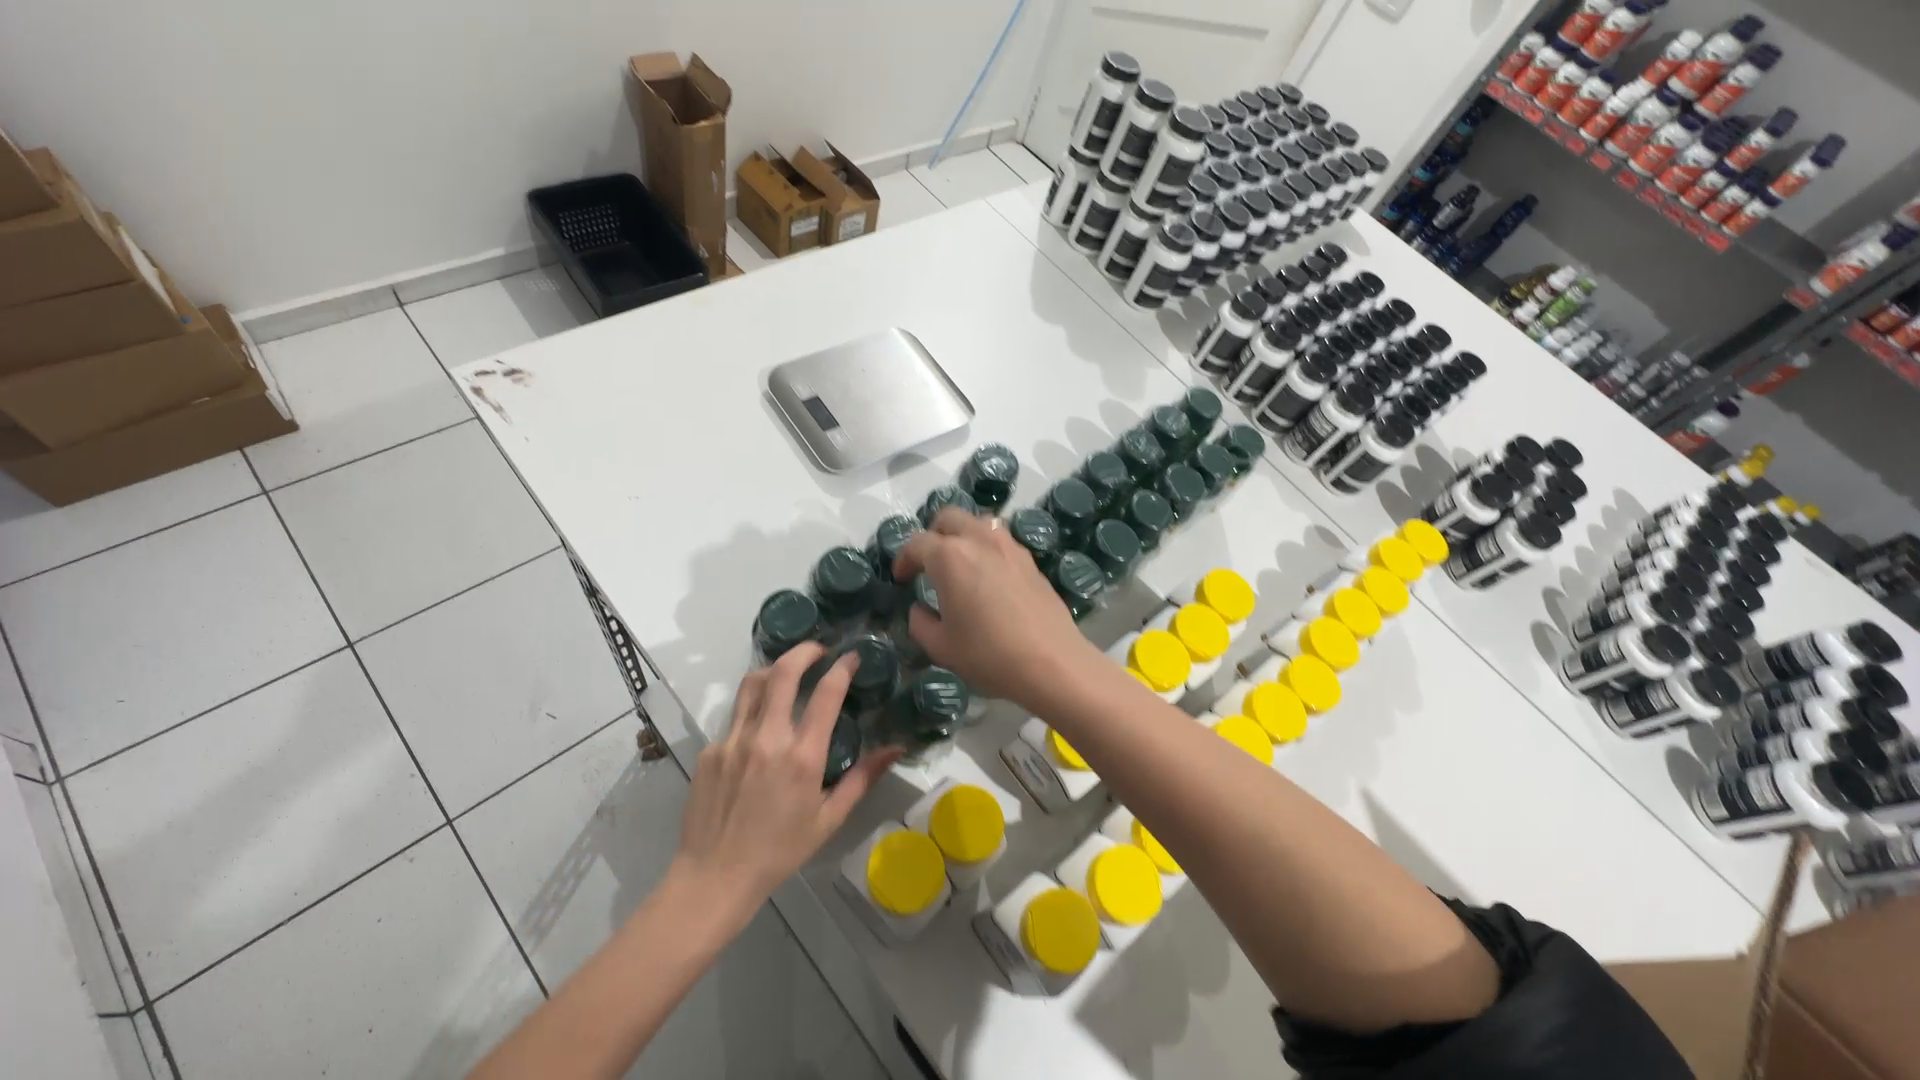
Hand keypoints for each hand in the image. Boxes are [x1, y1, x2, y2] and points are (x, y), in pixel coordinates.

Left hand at [673, 644, 899, 917]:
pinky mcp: (710, 750)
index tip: (852, 656)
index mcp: (802, 757)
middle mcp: (767, 739)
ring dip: (773, 669)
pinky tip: (760, 729)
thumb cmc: (780, 851)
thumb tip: (895, 749)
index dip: (842, 668)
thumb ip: (862, 778)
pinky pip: (735, 718)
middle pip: (783, 672)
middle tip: (818, 649)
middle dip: (804, 651)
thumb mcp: (829, 819)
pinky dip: (752, 711)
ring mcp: (733, 741)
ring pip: (752, 684)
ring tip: (787, 672)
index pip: (825, 694)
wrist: (715, 875)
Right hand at [893, 509, 1103, 710]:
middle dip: (932, 534)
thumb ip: (920, 622)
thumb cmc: (988, 654)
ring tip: (959, 564)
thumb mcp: (940, 646)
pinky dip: (987, 548)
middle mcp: (979, 540)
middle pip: (949, 518)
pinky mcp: (1030, 560)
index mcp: (950, 557)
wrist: (1051, 662)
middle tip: (928, 562)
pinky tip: (988, 576)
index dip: (903, 559)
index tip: (901, 579)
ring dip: (963, 535)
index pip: (916, 544)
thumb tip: (920, 609)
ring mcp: (1009, 547)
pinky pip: (1001, 541)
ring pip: (979, 523)